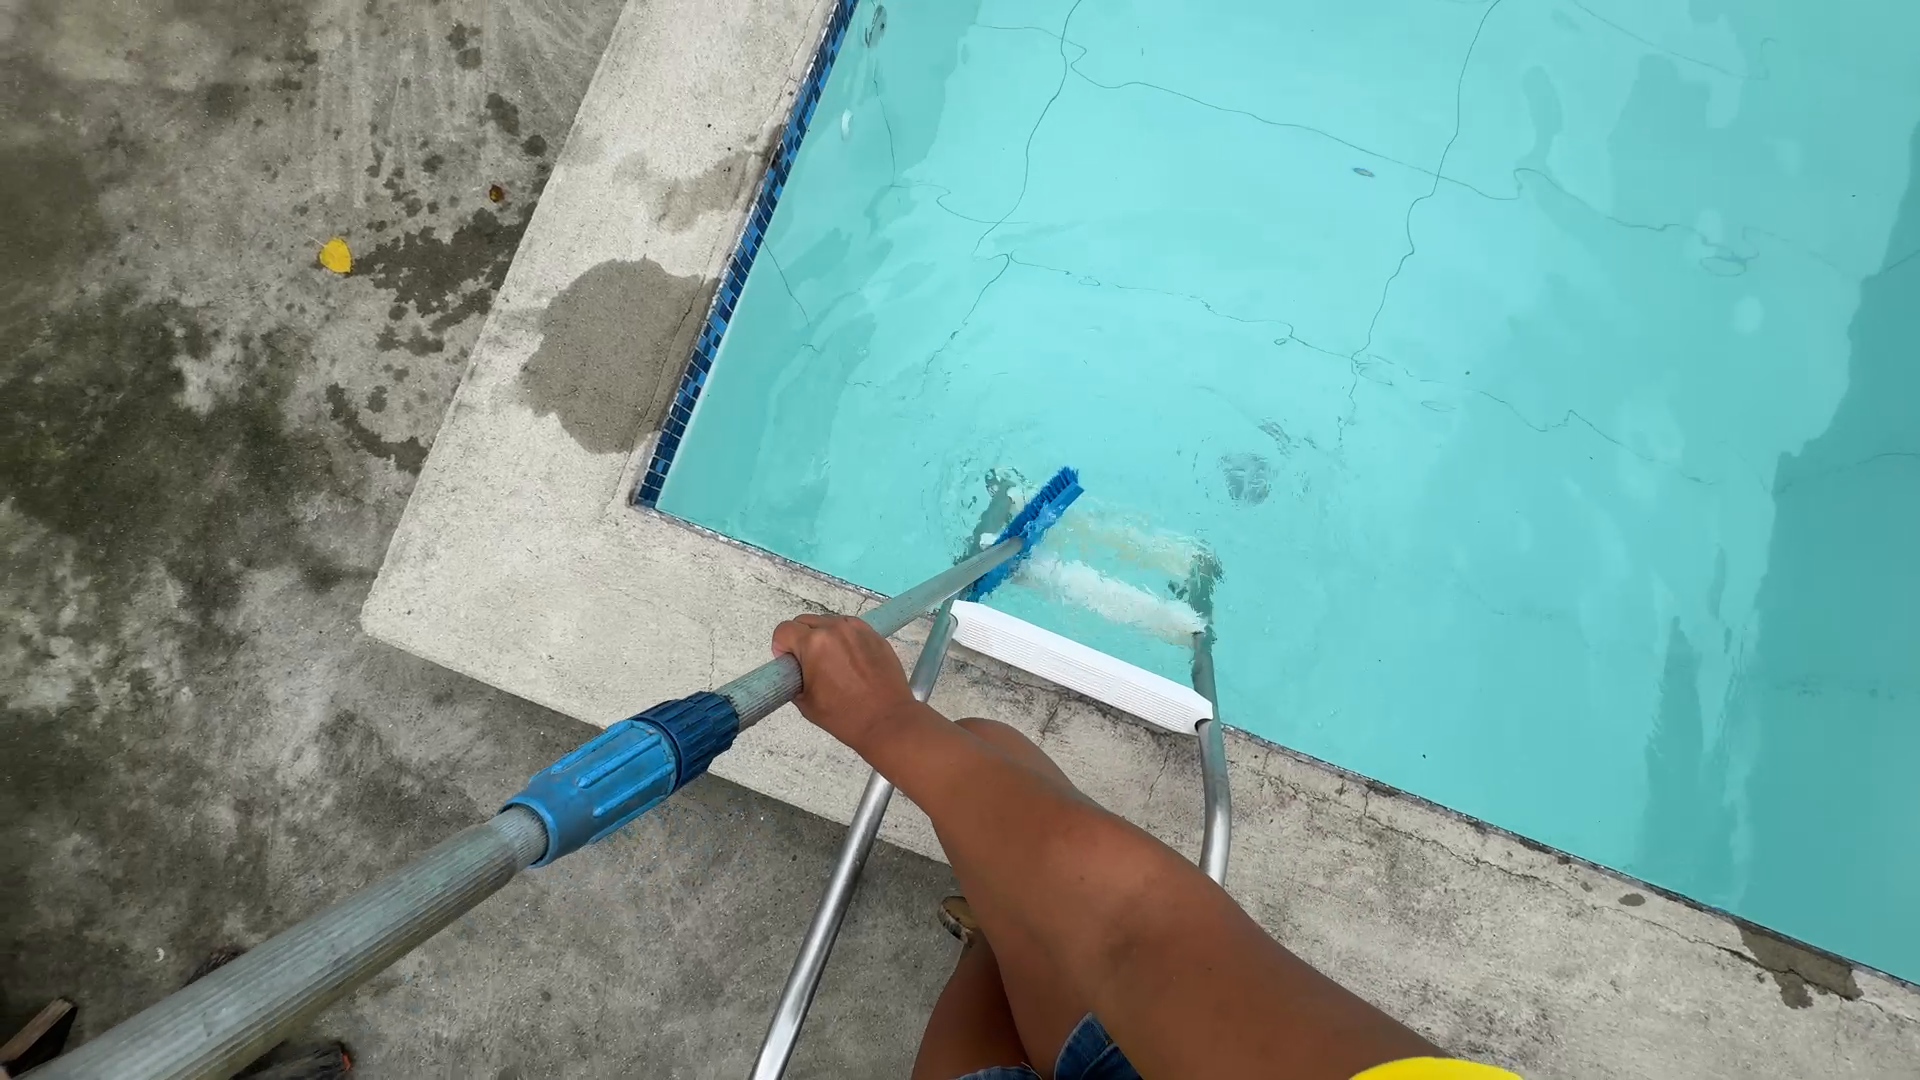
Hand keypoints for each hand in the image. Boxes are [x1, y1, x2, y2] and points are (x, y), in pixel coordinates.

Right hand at [771, 614, 918, 750]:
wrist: (886, 719)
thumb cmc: (844, 715)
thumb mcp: (805, 702)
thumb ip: (793, 678)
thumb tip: (795, 670)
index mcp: (814, 643)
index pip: (784, 630)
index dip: (781, 647)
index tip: (789, 663)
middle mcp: (835, 628)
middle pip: (805, 621)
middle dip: (800, 639)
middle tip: (808, 663)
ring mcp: (858, 629)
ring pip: (829, 622)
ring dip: (823, 636)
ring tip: (831, 661)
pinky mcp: (874, 634)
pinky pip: (850, 627)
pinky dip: (844, 638)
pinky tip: (850, 659)